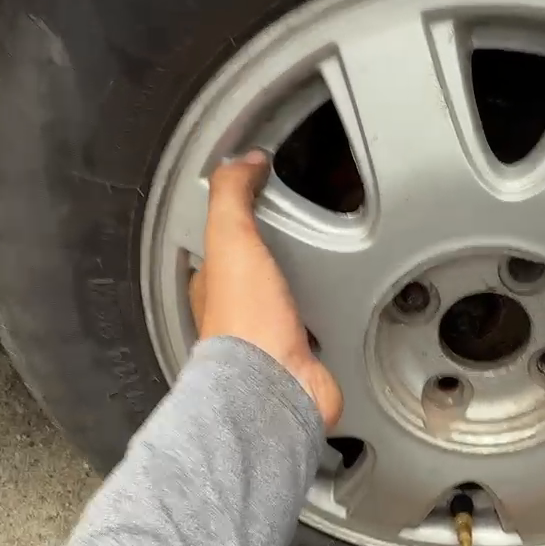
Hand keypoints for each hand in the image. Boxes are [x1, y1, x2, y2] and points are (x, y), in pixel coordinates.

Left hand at [192, 151, 342, 427]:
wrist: (277, 384)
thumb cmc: (248, 324)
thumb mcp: (231, 237)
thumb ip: (235, 195)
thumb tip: (243, 161)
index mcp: (214, 283)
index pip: (221, 240)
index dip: (237, 217)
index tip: (257, 197)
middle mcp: (240, 313)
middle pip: (254, 275)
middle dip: (270, 257)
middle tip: (293, 236)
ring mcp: (271, 338)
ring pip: (283, 306)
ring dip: (298, 293)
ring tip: (316, 273)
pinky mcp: (302, 359)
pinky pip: (314, 334)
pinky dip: (323, 325)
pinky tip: (330, 317)